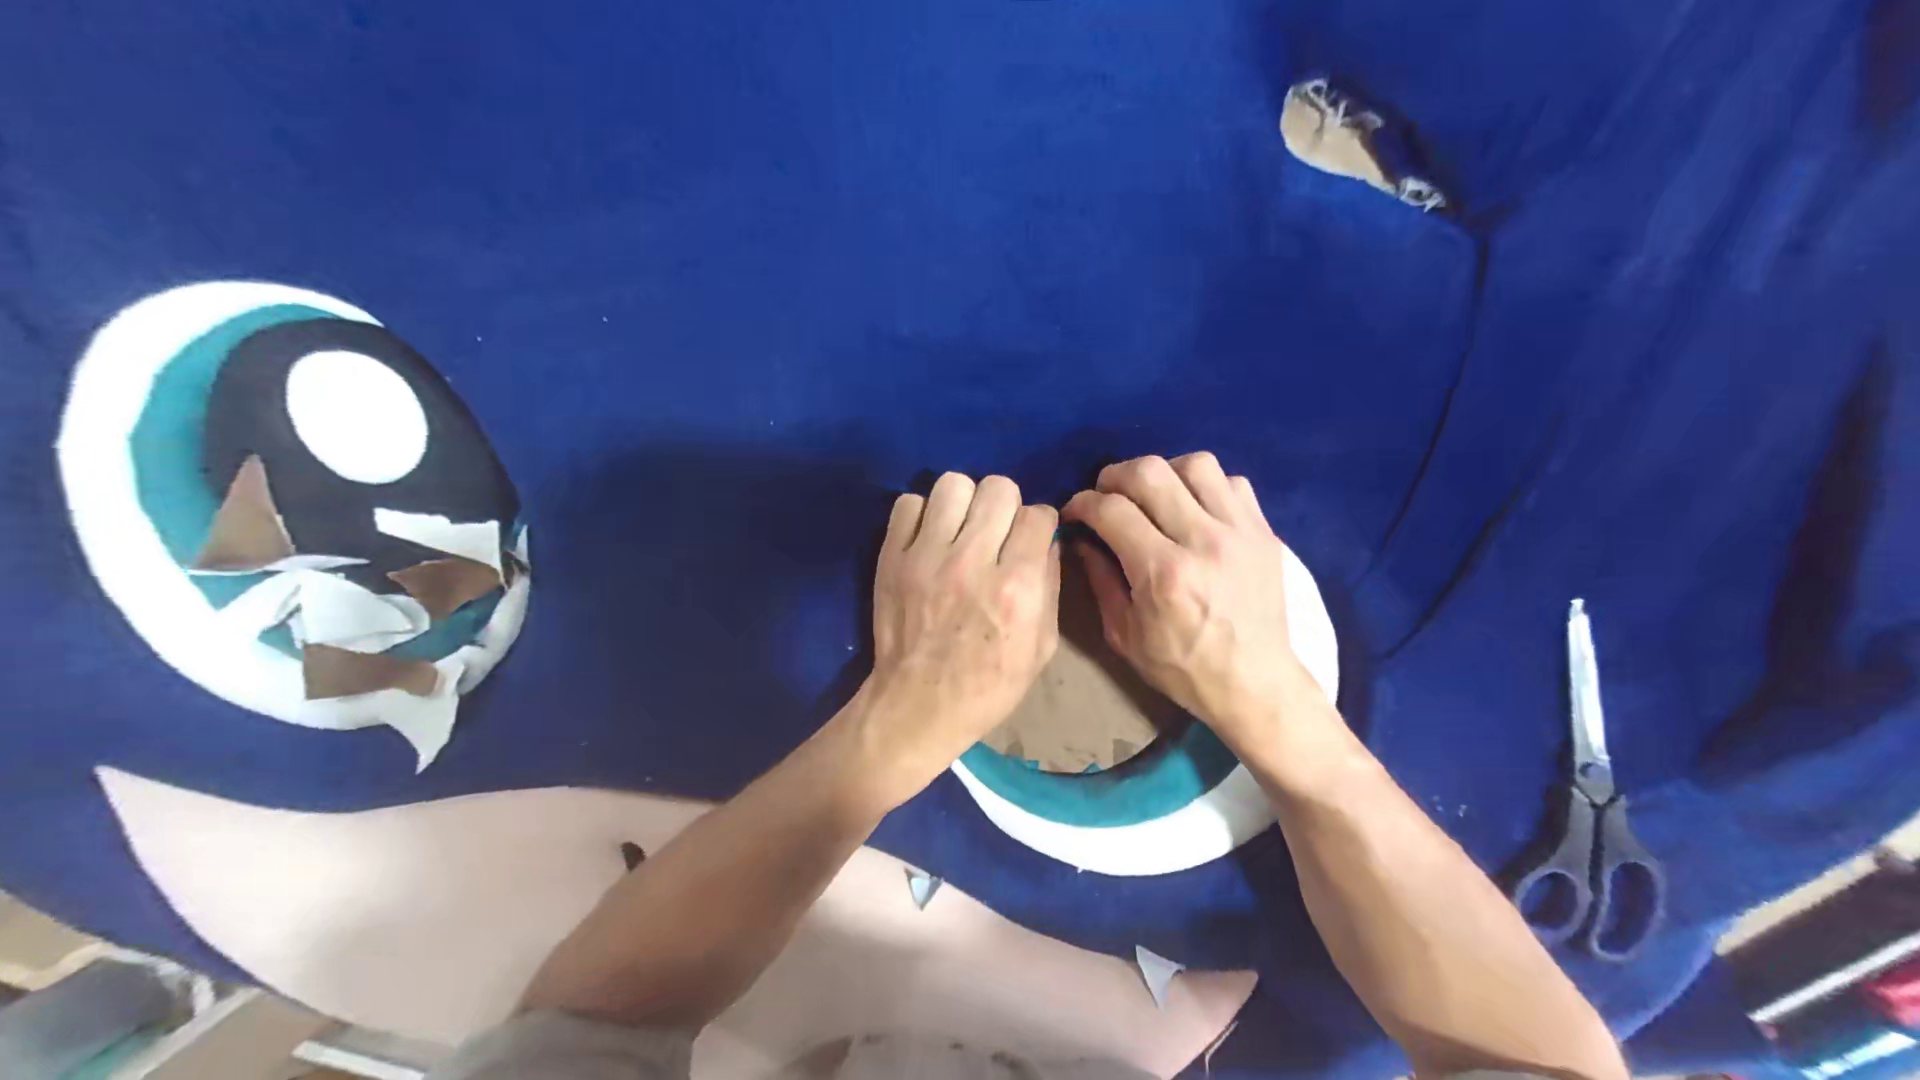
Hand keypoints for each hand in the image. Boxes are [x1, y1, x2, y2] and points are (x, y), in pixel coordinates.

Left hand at [847, 472, 1060, 804]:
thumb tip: (1047, 539)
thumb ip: (1050, 586)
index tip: (1031, 538)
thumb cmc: (989, 685)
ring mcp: (926, 556)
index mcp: (1016, 587)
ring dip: (965, 502)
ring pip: (953, 484)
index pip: (1037, 514)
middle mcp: (972, 562)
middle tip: (997, 531)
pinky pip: (909, 503)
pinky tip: (930, 537)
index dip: (1039, 523)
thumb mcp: (1042, 647)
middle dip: (1007, 505)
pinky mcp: (892, 557)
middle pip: (999, 488)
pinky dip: (923, 513)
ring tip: (963, 528)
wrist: (919, 705)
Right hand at [1063, 453, 1318, 751]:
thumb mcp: (1124, 634)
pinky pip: (1231, 481)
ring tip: (1152, 495)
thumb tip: (1081, 537)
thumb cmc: (1181, 666)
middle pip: (1149, 473)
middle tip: (1106, 495)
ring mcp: (1240, 532)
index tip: (1075, 512)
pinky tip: (1193, 508)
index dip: (1082, 503)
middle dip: (1113, 477)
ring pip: (1194, 464)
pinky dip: (1205, 485)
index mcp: (1163, 572)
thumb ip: (1100, 578)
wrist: (1254, 683)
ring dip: (1163, 473)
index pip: (1111, 509)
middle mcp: (1203, 541)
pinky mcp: (1263, 531)